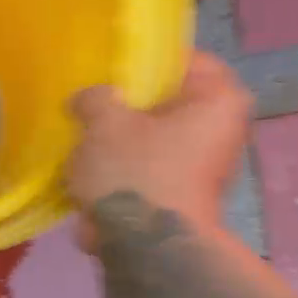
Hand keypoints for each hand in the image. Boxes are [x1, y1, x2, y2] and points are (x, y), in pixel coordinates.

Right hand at [66, 52, 252, 244]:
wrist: (142, 237)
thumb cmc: (133, 170)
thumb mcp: (104, 125)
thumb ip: (95, 100)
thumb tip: (89, 96)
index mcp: (217, 100)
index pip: (186, 61)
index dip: (144, 61)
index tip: (104, 69)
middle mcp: (220, 125)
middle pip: (166, 100)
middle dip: (125, 103)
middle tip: (83, 105)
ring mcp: (200, 159)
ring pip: (151, 134)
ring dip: (116, 136)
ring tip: (78, 137)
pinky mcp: (175, 186)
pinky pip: (142, 162)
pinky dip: (117, 162)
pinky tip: (85, 166)